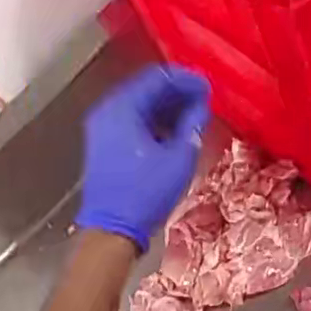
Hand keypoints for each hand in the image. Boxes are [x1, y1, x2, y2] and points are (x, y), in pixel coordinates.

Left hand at [75, 65, 212, 251]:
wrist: (112, 231)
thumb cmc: (145, 194)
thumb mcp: (178, 159)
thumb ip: (192, 126)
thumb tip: (201, 108)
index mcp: (122, 108)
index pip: (157, 79)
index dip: (186, 80)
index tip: (208, 88)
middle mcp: (107, 112)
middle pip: (146, 91)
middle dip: (176, 95)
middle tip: (202, 102)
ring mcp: (102, 131)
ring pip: (138, 109)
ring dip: (165, 112)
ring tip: (192, 120)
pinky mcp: (104, 149)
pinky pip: (131, 126)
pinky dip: (153, 126)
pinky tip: (172, 137)